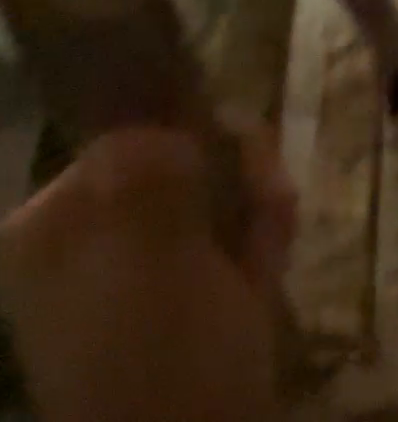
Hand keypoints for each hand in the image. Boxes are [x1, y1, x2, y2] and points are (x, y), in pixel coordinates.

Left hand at [0, 121, 295, 421]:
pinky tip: (270, 262)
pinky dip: (265, 237)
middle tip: (268, 208)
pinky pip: (236, 230)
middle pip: (189, 162)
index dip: (205, 142)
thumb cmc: (164, 348)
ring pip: (224, 194)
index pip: (141, 136)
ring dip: (262, 208)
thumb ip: (151, 184)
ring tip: (272, 244)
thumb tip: (157, 115)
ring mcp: (141, 260)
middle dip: (244, 178)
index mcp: (58, 224)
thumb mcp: (156, 262)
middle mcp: (91, 234)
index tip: (249, 164)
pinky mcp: (186, 281)